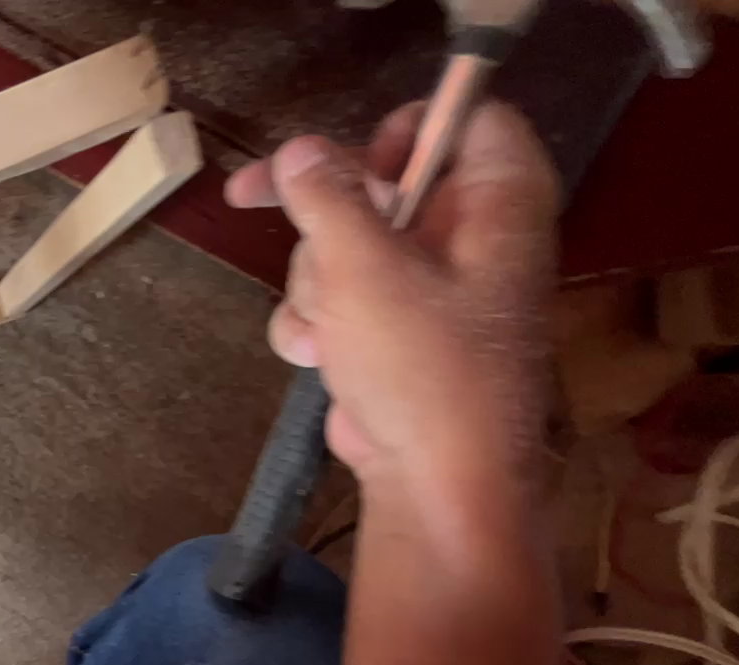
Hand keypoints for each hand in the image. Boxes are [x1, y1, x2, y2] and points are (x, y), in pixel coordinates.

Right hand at [224, 102, 559, 500]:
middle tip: (246, 198)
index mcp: (491, 200)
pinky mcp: (380, 328)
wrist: (430, 470)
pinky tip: (314, 355)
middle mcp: (459, 235)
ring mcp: (416, 286)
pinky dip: (310, 325)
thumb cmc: (420, 364)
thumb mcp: (365, 271)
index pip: (457, 120)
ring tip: (321, 330)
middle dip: (315, 220)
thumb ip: (329, 201)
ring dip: (309, 288)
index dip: (390, 132)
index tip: (330, 157)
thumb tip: (297, 149)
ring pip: (335, 249)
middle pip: (373, 186)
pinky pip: (328, 300)